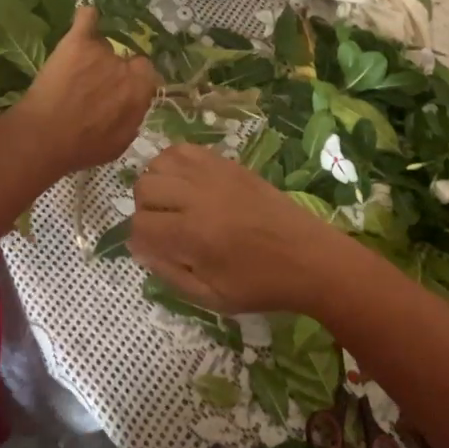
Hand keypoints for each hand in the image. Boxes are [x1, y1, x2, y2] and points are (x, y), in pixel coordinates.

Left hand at [3, 6, 161, 176]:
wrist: (45, 136)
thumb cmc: (82, 147)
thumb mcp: (120, 142)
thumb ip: (133, 117)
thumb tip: (134, 104)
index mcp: (140, 91)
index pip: (145, 72)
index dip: (133, 80)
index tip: (119, 89)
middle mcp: (124, 67)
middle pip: (124, 57)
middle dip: (113, 68)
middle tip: (93, 83)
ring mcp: (101, 51)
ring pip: (102, 44)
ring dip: (93, 54)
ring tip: (74, 70)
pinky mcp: (77, 41)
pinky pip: (87, 17)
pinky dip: (86, 16)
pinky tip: (86, 16)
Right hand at [130, 143, 344, 314]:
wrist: (309, 258)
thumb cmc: (261, 285)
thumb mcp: (212, 298)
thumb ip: (170, 275)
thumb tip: (141, 250)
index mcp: (193, 236)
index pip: (139, 227)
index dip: (140, 243)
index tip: (154, 252)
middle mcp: (197, 197)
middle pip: (143, 189)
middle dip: (145, 212)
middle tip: (164, 228)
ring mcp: (211, 174)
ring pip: (158, 164)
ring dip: (157, 185)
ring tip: (173, 203)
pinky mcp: (225, 162)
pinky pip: (182, 149)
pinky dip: (173, 163)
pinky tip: (185, 183)